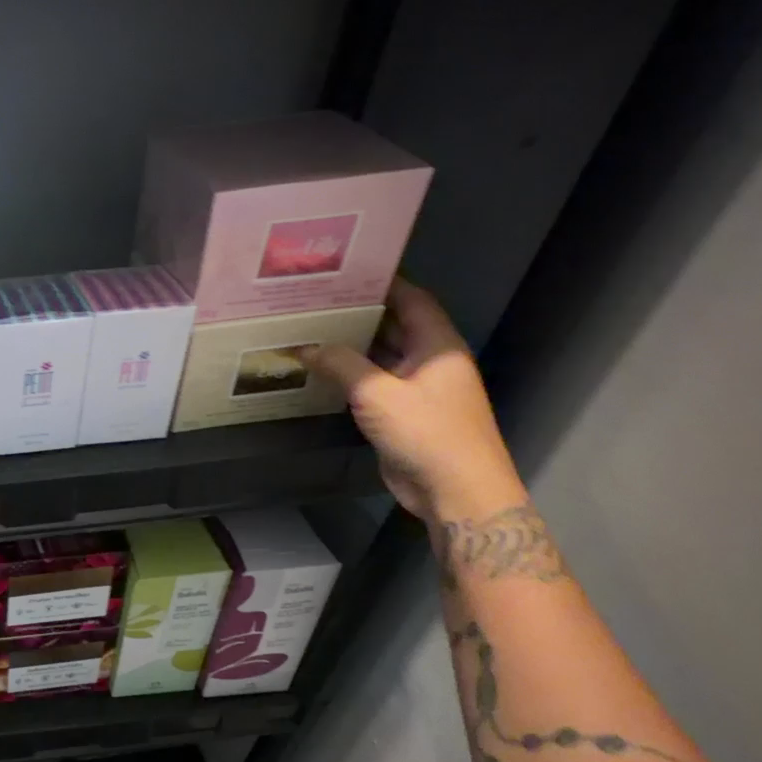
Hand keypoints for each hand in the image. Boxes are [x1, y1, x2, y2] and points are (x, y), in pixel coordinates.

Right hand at [304, 279, 522, 520]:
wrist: (455, 489)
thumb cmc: (426, 433)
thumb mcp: (377, 394)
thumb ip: (341, 365)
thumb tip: (306, 346)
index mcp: (438, 345)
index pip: (412, 299)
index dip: (384, 283)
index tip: (346, 272)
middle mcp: (431, 360)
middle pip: (394, 326)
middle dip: (359, 314)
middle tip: (316, 301)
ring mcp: (419, 389)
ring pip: (381, 357)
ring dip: (351, 347)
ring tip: (310, 330)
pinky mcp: (404, 414)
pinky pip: (374, 385)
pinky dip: (350, 376)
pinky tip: (321, 371)